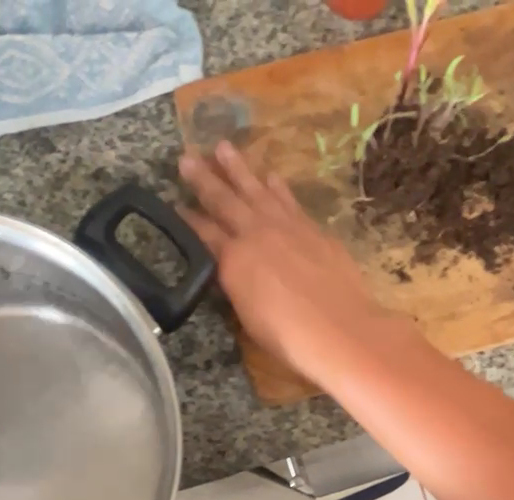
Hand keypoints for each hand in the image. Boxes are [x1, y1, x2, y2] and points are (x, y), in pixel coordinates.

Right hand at [178, 141, 403, 374]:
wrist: (339, 330)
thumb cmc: (289, 338)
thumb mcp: (248, 318)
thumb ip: (237, 287)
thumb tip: (232, 270)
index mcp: (232, 260)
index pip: (203, 233)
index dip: (188, 220)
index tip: (174, 204)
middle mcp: (256, 234)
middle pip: (225, 200)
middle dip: (204, 178)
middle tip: (187, 156)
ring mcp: (288, 227)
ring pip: (258, 190)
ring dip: (239, 169)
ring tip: (224, 147)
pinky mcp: (314, 230)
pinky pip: (290, 201)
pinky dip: (278, 187)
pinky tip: (272, 176)